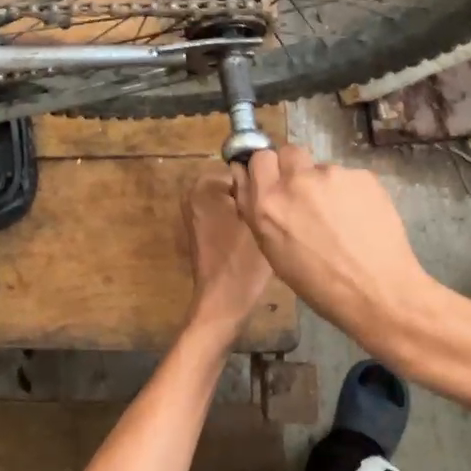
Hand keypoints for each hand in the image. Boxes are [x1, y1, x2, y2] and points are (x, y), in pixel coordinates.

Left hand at [181, 174, 274, 334]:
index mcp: (205, 185)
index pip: (246, 169)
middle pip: (238, 184)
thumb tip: (268, 169)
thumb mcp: (258, 217)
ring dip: (250, 210)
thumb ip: (260, 187)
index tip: (277, 203)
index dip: (264, 185)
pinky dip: (239, 222)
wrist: (223, 301)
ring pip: (234, 200)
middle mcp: (193, 193)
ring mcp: (193, 212)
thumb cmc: (243, 260)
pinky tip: (254, 237)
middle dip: (255, 197)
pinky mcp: (199, 229)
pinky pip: (226, 214)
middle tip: (274, 217)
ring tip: (266, 228)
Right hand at [230, 146, 443, 334]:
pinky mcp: (363, 176)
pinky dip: (351, 193)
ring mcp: (332, 174)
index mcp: (268, 202)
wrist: (379, 292)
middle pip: (289, 152)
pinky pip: (349, 178)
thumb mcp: (272, 252)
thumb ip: (255, 210)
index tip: (273, 182)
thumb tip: (243, 176)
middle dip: (293, 168)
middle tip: (305, 196)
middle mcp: (296, 181)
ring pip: (322, 168)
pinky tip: (360, 219)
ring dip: (325, 185)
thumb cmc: (318, 284)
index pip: (258, 158)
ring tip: (340, 218)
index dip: (267, 169)